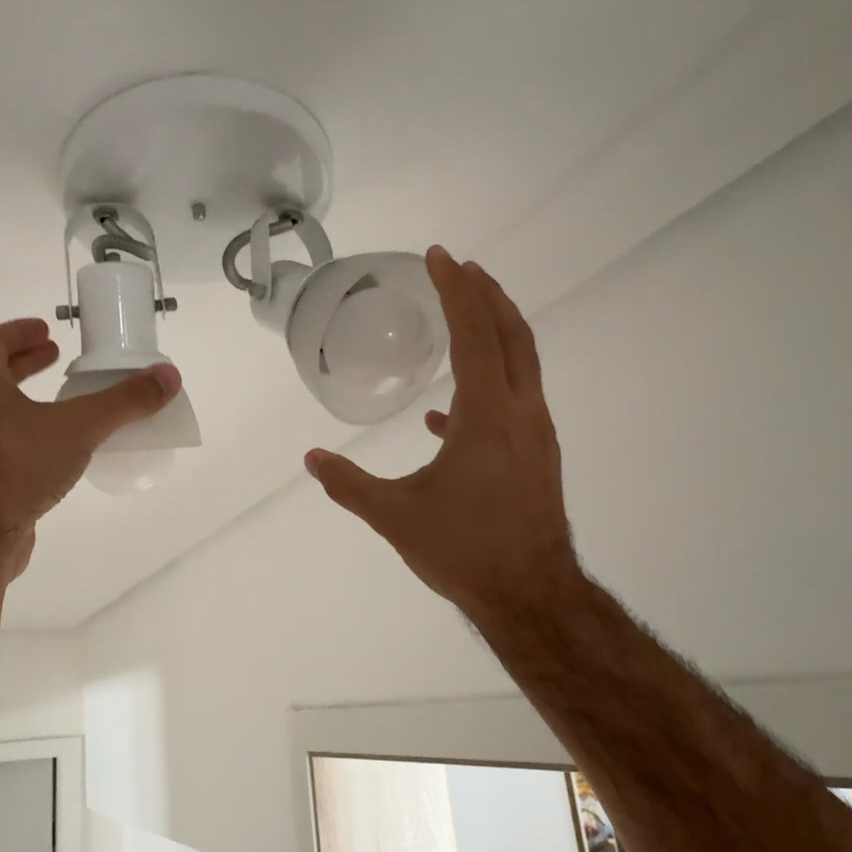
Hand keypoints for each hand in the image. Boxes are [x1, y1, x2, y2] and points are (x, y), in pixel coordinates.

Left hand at [0, 318, 178, 574]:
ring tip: (59, 403)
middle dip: (23, 363)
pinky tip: (52, 450)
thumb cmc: (18, 466)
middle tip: (55, 356)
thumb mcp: (79, 427)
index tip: (46, 330)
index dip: (19, 332)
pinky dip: (23, 434)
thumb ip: (123, 401)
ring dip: (22, 399)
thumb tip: (167, 376)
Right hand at [304, 248, 577, 618]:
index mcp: (486, 416)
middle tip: (460, 268)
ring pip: (522, 364)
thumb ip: (349, 484)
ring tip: (467, 314)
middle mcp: (520, 413)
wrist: (531, 594)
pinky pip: (515, 399)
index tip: (440, 257)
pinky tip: (447, 412)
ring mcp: (536, 434)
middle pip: (511, 335)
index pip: (474, 334)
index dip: (457, 291)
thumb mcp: (396, 516)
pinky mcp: (538, 457)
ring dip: (496, 330)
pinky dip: (488, 384)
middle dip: (486, 295)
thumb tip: (313, 459)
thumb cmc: (464, 550)